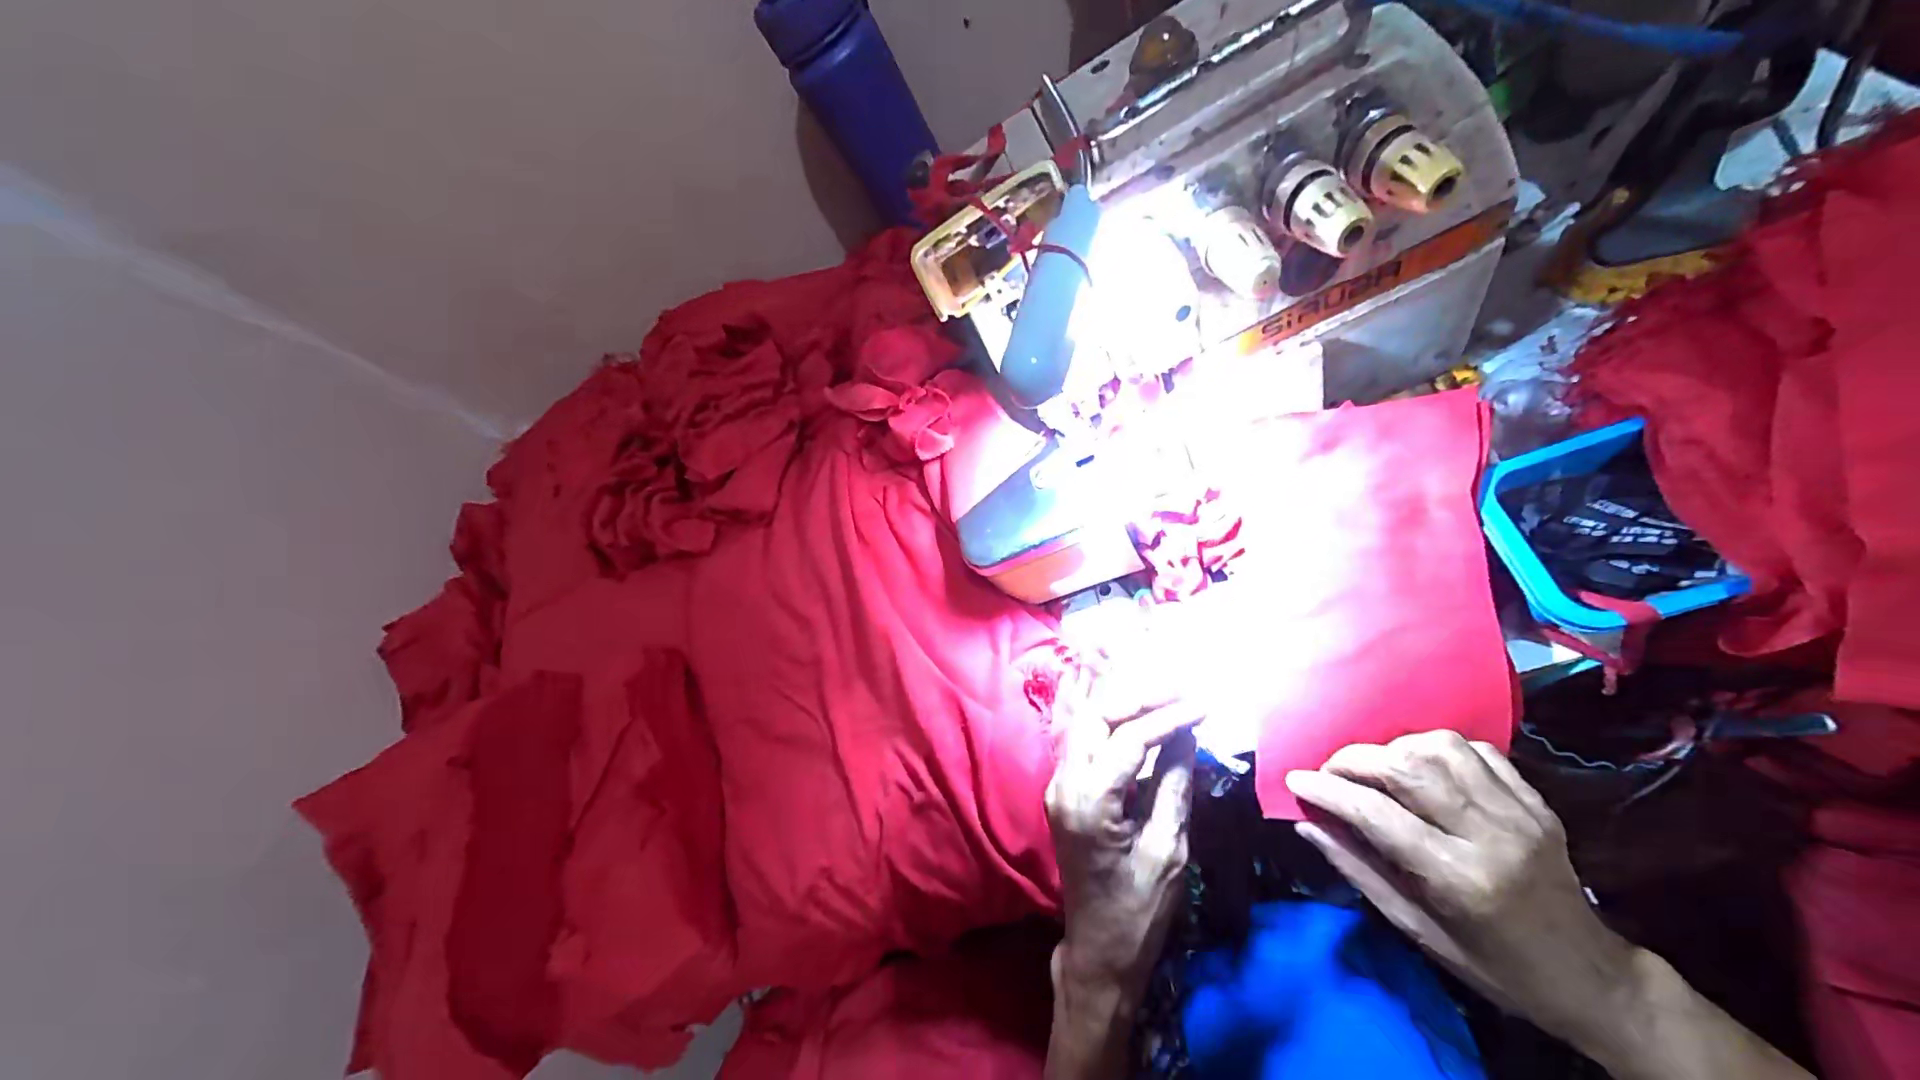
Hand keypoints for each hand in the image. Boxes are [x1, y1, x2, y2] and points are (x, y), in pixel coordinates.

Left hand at [1043, 674, 1198, 1079]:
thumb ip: (1174, 784)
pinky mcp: (1063, 790)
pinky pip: (1081, 739)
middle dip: (1138, 696)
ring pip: (1084, 722)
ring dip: (1122, 702)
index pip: (1128, 738)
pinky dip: (1108, 720)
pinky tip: (1132, 710)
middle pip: (1095, 716)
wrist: (1098, 949)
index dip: (1168, 717)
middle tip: (1181, 689)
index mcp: (1088, 801)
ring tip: (1164, 692)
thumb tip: (1187, 733)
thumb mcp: (1168, 849)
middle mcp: (1063, 783)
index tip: (1204, 705)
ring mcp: (1057, 784)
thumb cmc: (1139, 910)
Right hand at [1283, 731, 1635, 1051]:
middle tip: (1330, 771)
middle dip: (1354, 760)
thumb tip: (1307, 824)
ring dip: (1394, 748)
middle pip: (1407, 768)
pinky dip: (1437, 748)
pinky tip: (1422, 766)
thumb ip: (1359, 870)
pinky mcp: (1536, 802)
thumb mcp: (1418, 931)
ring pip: (1441, 748)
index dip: (1327, 790)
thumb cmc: (1494, 965)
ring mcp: (1519, 813)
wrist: (1592, 978)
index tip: (1295, 780)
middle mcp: (1490, 835)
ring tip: (1375, 768)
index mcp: (1459, 877)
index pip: (1376, 814)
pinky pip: (1477, 751)